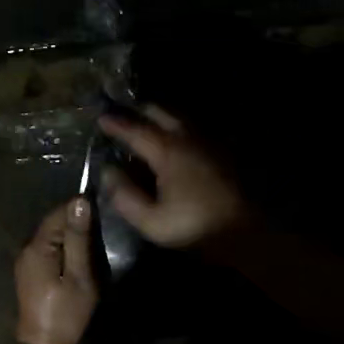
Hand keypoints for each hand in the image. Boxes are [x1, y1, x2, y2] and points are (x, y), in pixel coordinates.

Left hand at [13, 197, 97, 343]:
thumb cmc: (66, 313)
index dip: (81, 208)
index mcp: (38, 246)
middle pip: (54, 221)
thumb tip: (80, 201)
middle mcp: (27, 246)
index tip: (104, 213)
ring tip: (95, 240)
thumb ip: (79, 238)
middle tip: (104, 229)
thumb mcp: (80, 276)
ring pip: (52, 233)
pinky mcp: (29, 269)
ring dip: (72, 233)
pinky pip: (48, 246)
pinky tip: (79, 254)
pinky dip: (64, 245)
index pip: (60, 212)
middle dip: (77, 220)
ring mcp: (26, 258)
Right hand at [98, 106, 250, 248]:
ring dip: (158, 116)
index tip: (100, 118)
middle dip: (138, 111)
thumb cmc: (194, 227)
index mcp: (167, 152)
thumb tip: (108, 172)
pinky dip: (176, 127)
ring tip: (144, 123)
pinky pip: (192, 129)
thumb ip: (125, 196)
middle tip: (122, 115)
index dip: (116, 124)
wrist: (243, 233)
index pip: (135, 130)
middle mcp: (187, 139)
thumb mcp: (151, 221)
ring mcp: (206, 142)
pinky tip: (171, 140)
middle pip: (160, 112)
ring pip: (178, 117)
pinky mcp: (219, 151)